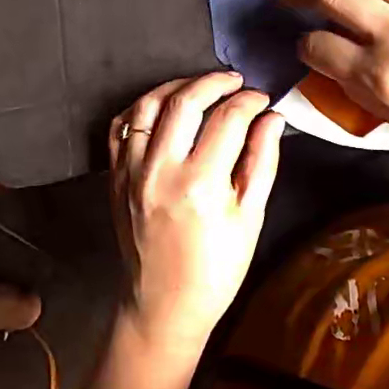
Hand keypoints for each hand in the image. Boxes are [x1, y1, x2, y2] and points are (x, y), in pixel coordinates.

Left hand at [107, 72, 282, 354]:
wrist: (164, 307)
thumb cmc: (216, 268)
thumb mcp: (251, 217)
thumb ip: (263, 160)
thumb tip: (273, 117)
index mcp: (201, 185)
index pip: (228, 119)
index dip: (251, 102)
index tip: (263, 101)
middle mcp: (160, 172)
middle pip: (185, 101)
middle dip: (216, 82)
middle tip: (236, 82)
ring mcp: (131, 173)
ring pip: (148, 105)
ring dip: (177, 86)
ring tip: (202, 87)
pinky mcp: (115, 178)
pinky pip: (121, 127)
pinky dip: (142, 107)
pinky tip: (164, 105)